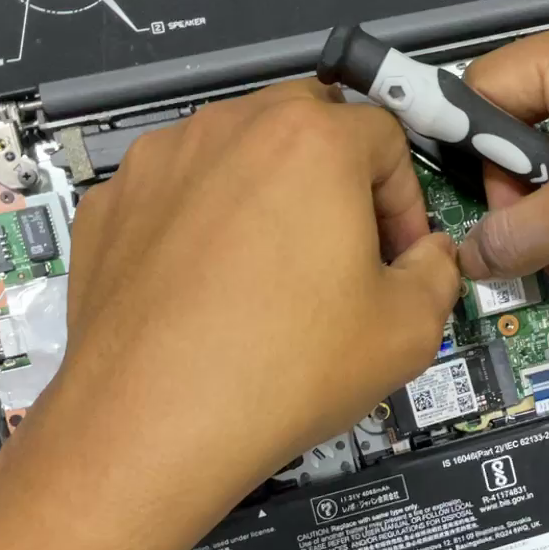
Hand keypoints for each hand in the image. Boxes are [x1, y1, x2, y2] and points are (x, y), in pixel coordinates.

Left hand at [26, 79, 458, 534]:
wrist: (153, 424)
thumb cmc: (289, 368)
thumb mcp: (409, 331)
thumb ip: (439, 273)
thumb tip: (430, 256)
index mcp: (313, 140)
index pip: (385, 137)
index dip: (406, 200)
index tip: (399, 257)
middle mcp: (230, 128)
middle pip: (308, 126)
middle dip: (338, 179)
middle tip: (342, 250)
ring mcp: (158, 161)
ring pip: (237, 154)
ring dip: (268, 195)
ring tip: (270, 275)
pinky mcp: (109, 205)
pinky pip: (177, 194)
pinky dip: (202, 224)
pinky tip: (207, 290)